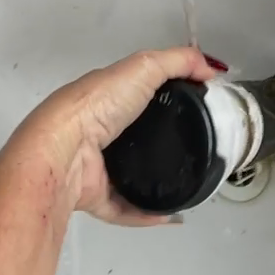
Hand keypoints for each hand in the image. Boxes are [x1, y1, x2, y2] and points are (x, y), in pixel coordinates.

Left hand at [9, 47, 215, 225]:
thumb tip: (211, 68)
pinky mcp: (93, 195)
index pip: (142, 90)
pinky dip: (147, 212)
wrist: (63, 152)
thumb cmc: (99, 103)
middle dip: (164, 139)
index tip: (200, 104)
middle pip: (137, 132)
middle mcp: (100, 127)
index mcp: (108, 94)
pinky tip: (170, 213)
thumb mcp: (144, 66)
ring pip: (132, 171)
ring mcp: (96, 163)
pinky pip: (126, 206)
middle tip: (198, 145)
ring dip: (157, 178)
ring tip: (187, 180)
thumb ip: (179, 61)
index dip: (169, 93)